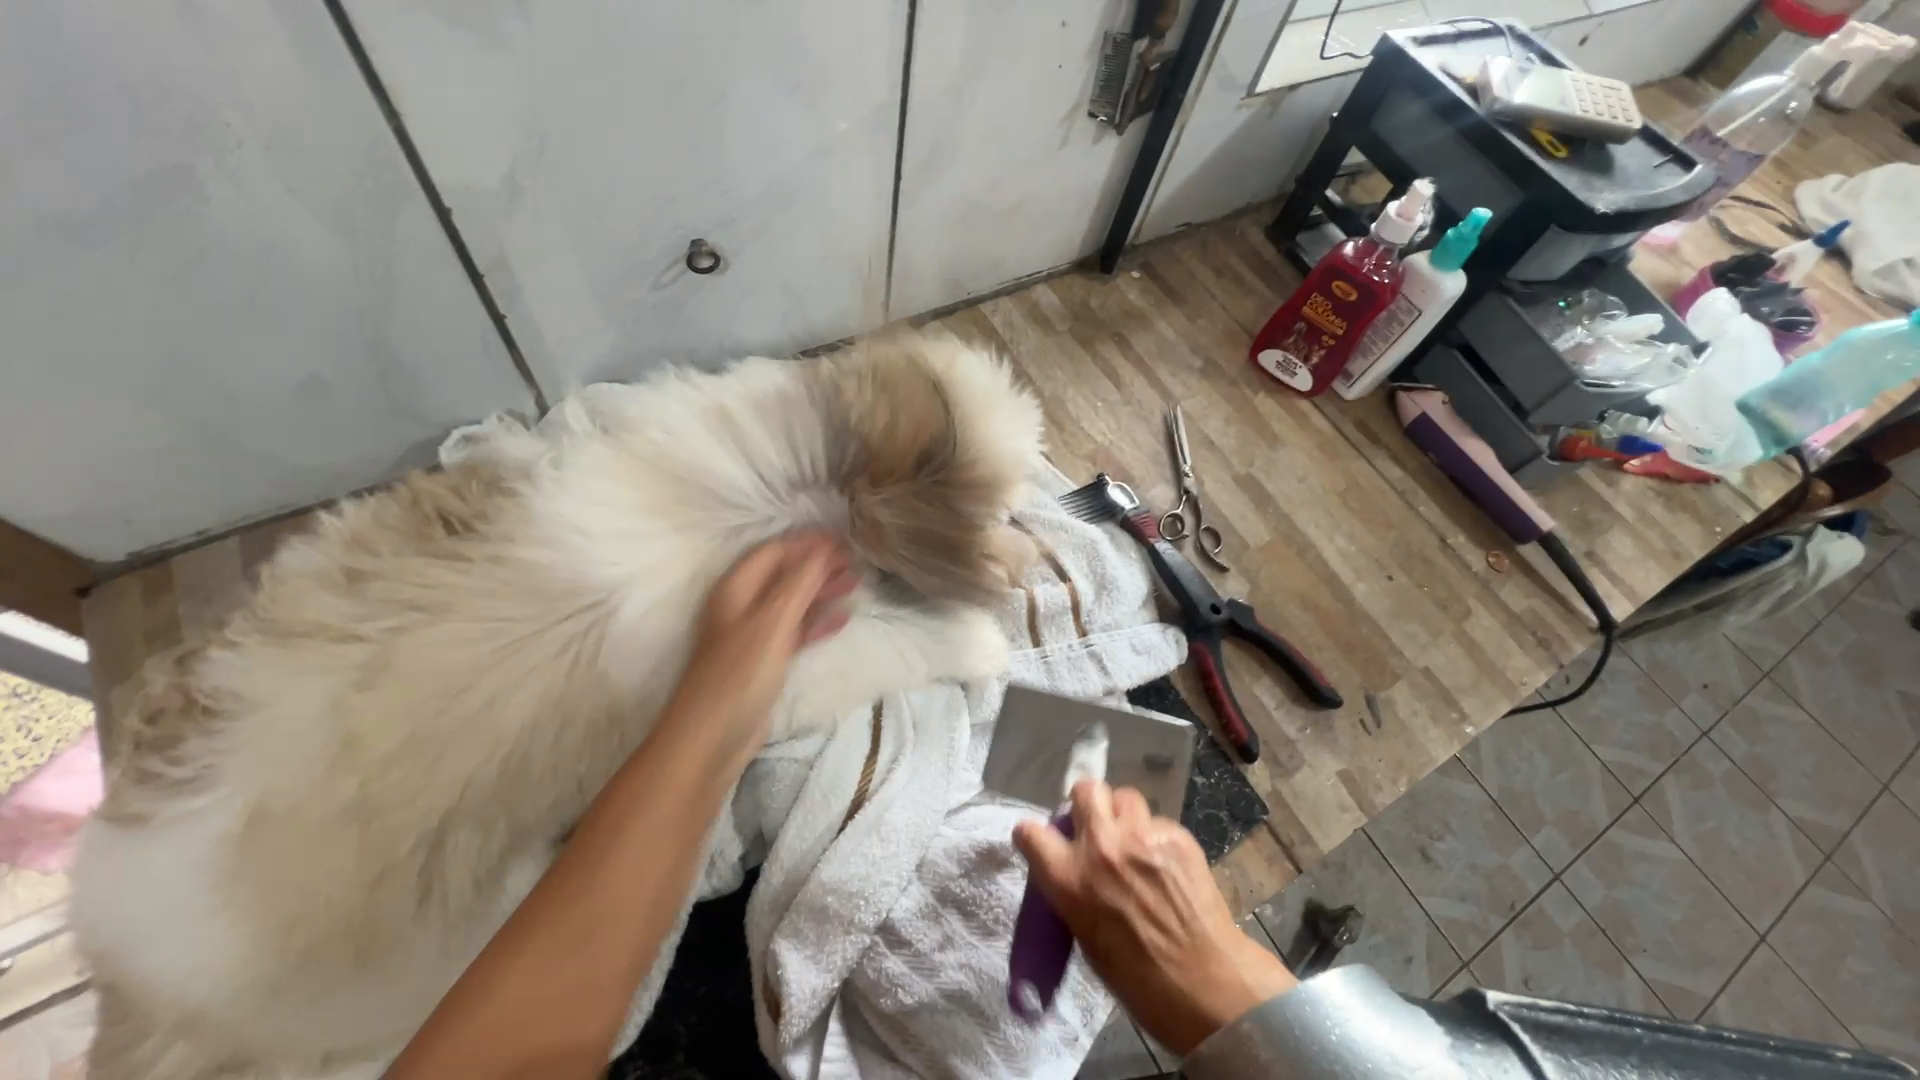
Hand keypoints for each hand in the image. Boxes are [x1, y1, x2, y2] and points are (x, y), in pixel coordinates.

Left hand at [665, 532, 856, 756]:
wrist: (712, 739)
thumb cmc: (738, 676)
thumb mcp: (771, 623)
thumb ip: (798, 584)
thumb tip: (824, 547)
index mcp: (736, 590)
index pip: (775, 552)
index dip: (807, 543)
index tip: (843, 539)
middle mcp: (742, 607)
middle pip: (784, 575)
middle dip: (818, 566)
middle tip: (855, 560)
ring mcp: (753, 635)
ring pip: (792, 602)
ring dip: (821, 591)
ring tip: (855, 583)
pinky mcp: (764, 662)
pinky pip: (795, 631)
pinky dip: (817, 622)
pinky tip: (842, 619)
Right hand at [1013, 781, 1296, 1055]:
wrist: (1204, 983)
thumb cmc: (1136, 977)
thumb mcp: (1084, 934)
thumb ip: (1072, 890)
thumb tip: (1073, 870)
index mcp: (1068, 878)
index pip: (1030, 832)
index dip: (1035, 836)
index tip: (1044, 843)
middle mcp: (1100, 846)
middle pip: (1085, 790)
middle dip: (1088, 805)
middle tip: (1097, 829)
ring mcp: (1141, 835)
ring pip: (1124, 796)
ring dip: (1124, 815)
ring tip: (1134, 841)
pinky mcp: (1177, 835)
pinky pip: (1157, 820)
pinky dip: (1156, 836)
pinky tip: (1166, 863)